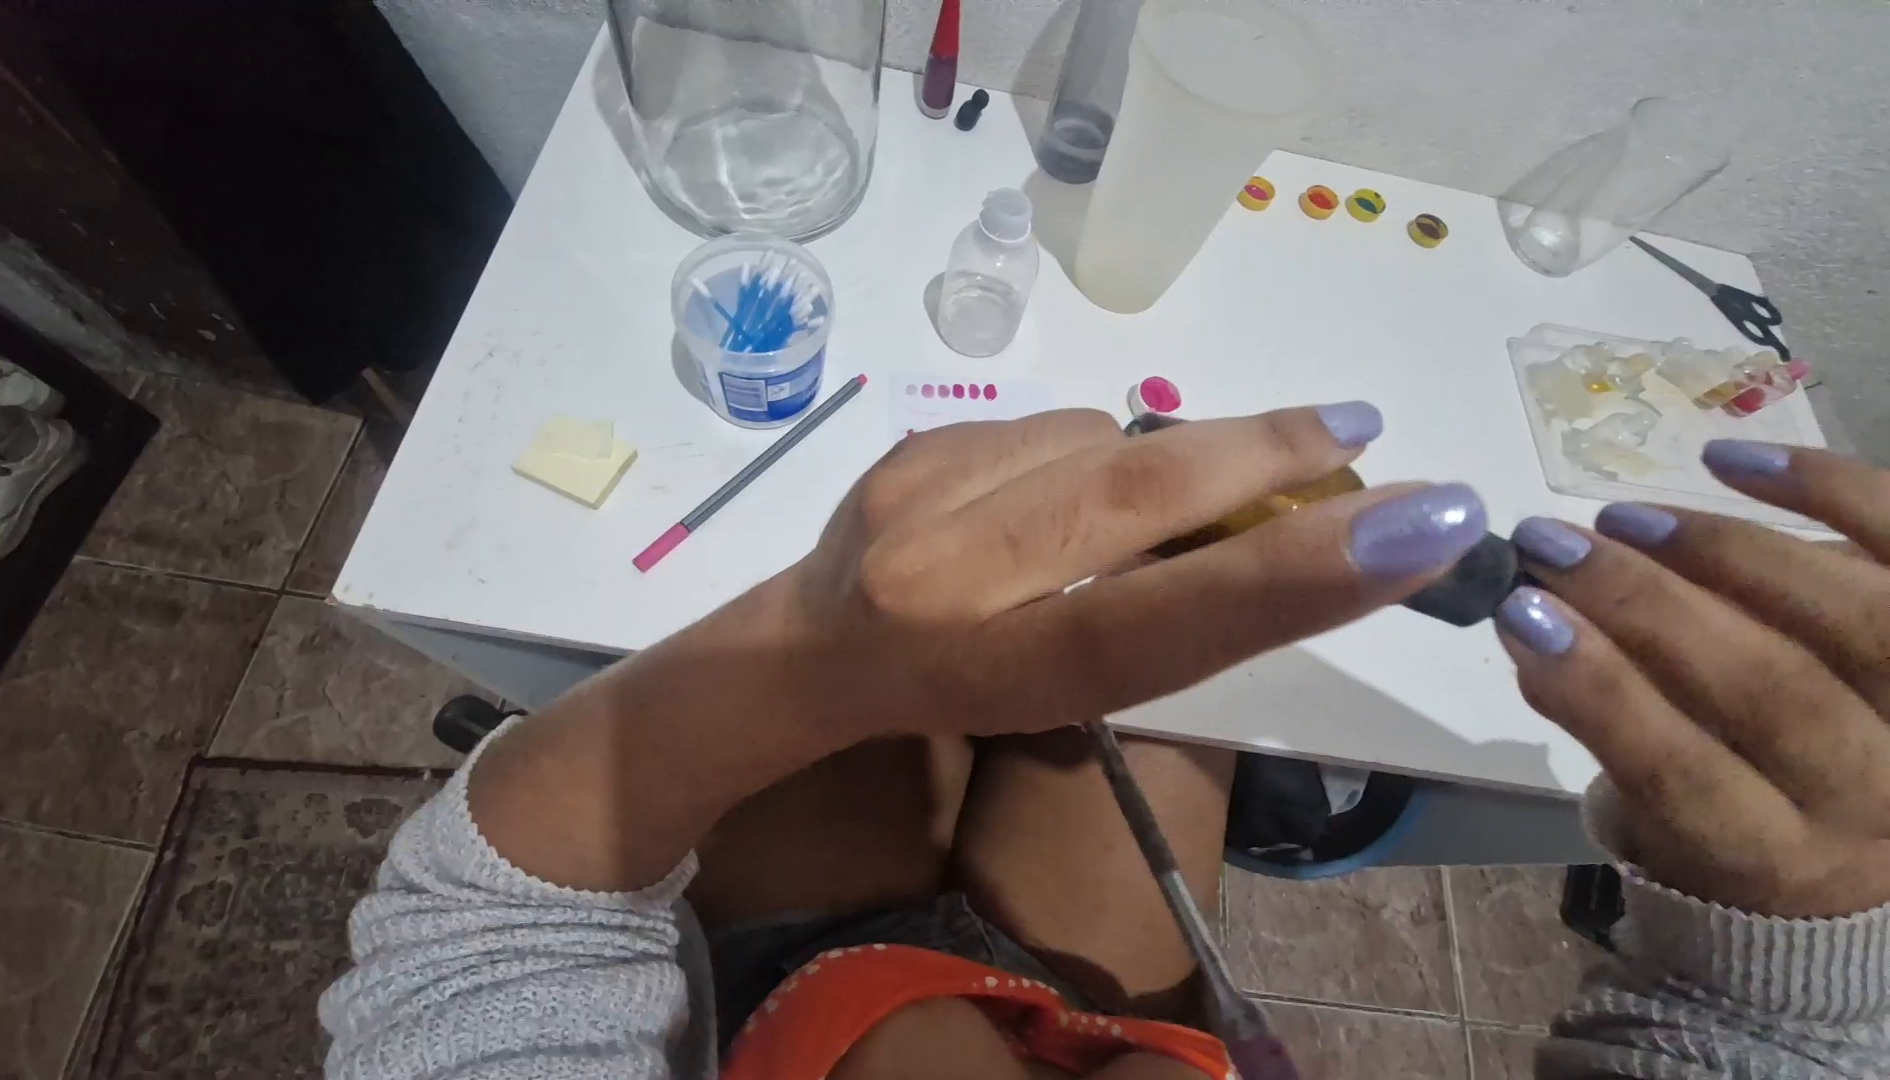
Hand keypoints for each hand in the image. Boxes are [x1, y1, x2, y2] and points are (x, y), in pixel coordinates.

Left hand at [472, 403, 1489, 892]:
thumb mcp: (1047, 696)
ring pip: (1096, 442)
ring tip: (1209, 471)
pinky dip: (1095, 445)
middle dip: (1259, 457)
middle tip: (1357, 432)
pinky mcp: (907, 445)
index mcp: (984, 669)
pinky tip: (1089, 474)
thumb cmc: (941, 698)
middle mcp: (942, 574)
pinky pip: (1045, 427)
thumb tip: (1263, 532)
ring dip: (1171, 453)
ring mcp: (915, 493)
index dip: (1287, 577)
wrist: (798, 652)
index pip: (1151, 622)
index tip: (1419, 521)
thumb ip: (1144, 624)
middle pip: (1131, 496)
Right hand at [1500, 440, 1889, 917]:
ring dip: (1729, 554)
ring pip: (1867, 621)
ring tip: (1624, 517)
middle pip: (1771, 689)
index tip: (1518, 612)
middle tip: (1549, 543)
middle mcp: (1885, 801)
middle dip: (1643, 602)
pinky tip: (1730, 461)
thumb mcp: (1639, 809)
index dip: (1600, 689)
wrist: (1864, 840)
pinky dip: (1837, 495)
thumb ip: (1589, 720)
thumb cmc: (1724, 824)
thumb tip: (1528, 620)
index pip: (1684, 773)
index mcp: (1775, 857)